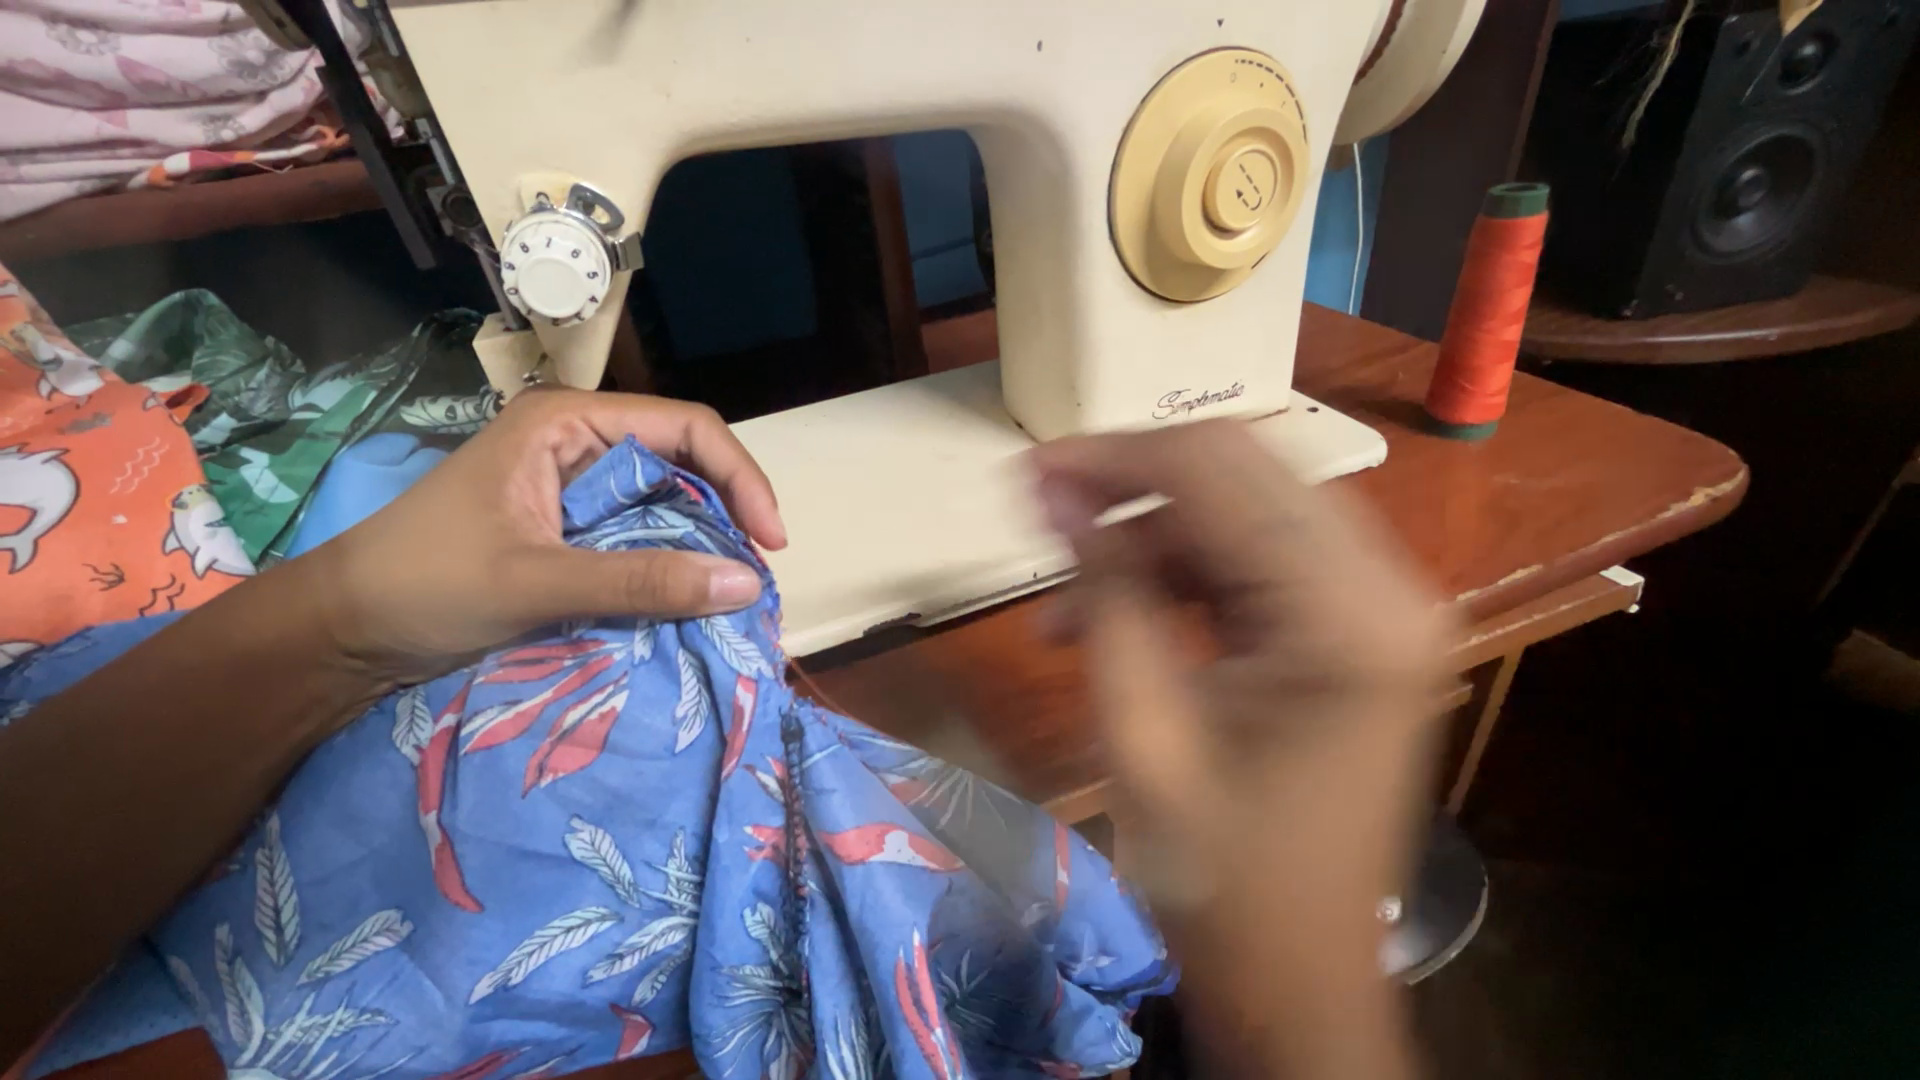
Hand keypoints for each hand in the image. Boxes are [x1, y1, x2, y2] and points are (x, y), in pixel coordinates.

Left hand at [306, 388, 785, 685]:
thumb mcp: (536, 581)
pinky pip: (643, 536)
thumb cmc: (423, 585)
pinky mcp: (571, 528)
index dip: (741, 478)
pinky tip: (689, 596)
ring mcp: (575, 486)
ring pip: (667, 502)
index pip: (687, 427)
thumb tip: (747, 583)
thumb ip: (642, 580)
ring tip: (731, 588)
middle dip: (728, 512)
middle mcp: (580, 443)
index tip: (769, 540)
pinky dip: (672, 564)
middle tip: (754, 572)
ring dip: (703, 542)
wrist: (338, 633)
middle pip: (685, 461)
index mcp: (568, 423)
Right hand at [1030, 420, 1446, 1076]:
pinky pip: (1253, 563)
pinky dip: (1177, 576)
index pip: (1218, 472)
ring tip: (1062, 609)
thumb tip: (1049, 487)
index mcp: (1344, 615)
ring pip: (1241, 512)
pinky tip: (1111, 620)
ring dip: (1145, 541)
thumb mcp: (1140, 728)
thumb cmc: (1218, 878)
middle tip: (1039, 512)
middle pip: (1240, 473)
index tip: (1023, 471)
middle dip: (1127, 486)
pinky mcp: (1350, 629)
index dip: (1110, 457)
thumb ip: (1104, 589)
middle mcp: (1383, 587)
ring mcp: (1374, 606)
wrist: (1297, 979)